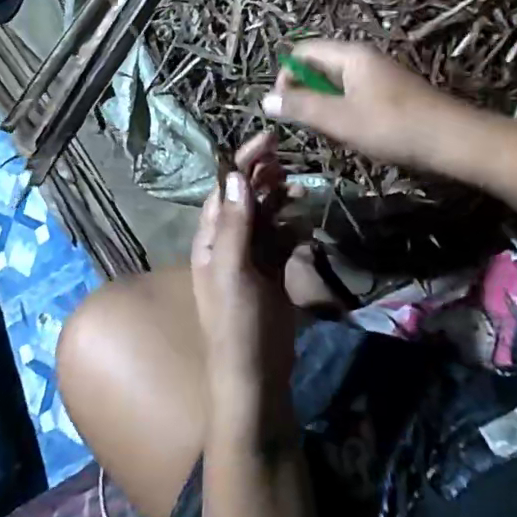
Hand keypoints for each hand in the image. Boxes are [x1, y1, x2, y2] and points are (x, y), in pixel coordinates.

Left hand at [191, 166, 298, 426]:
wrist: (256, 378)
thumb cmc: (236, 324)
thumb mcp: (231, 272)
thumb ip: (234, 226)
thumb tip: (235, 177)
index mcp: (210, 241)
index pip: (224, 190)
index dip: (242, 162)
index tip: (268, 139)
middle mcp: (227, 245)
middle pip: (244, 199)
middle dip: (262, 175)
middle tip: (287, 157)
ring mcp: (251, 260)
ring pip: (264, 217)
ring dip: (278, 197)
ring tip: (299, 184)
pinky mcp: (272, 275)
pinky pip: (281, 240)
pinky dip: (292, 225)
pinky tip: (305, 218)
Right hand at [260, 40, 460, 166]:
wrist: (452, 141)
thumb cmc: (392, 126)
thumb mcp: (339, 119)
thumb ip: (301, 107)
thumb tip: (265, 100)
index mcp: (350, 55)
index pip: (303, 51)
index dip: (286, 76)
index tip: (284, 107)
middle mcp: (364, 58)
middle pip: (319, 67)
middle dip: (307, 95)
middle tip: (309, 125)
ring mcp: (380, 76)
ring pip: (337, 86)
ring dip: (326, 108)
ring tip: (332, 134)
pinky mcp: (391, 94)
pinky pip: (355, 97)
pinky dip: (346, 114)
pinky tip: (355, 136)